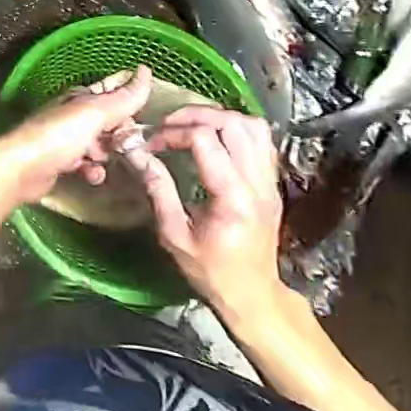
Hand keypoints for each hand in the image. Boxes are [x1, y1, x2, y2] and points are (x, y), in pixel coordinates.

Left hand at [0, 66, 154, 205]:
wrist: (21, 169)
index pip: (113, 93)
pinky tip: (93, 176)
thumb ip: (122, 98)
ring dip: (107, 154)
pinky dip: (92, 170)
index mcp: (80, 98)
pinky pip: (84, 164)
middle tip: (132, 146)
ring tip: (109, 161)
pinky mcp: (60, 162)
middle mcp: (73, 115)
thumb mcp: (94, 113)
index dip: (131, 101)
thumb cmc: (57, 137)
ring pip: (98, 144)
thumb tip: (146, 72)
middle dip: (122, 133)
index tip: (149, 114)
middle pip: (108, 121)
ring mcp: (65, 139)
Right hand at [140, 107, 285, 313]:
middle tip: (169, 124)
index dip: (174, 133)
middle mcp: (257, 184)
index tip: (153, 143)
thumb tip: (138, 154)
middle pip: (232, 123)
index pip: (205, 141)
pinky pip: (262, 141)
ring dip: (219, 117)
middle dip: (196, 115)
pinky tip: (216, 137)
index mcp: (233, 198)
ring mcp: (269, 182)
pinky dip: (238, 129)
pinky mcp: (272, 182)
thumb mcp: (175, 235)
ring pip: (253, 126)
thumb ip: (158, 190)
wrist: (253, 295)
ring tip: (193, 125)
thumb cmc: (211, 272)